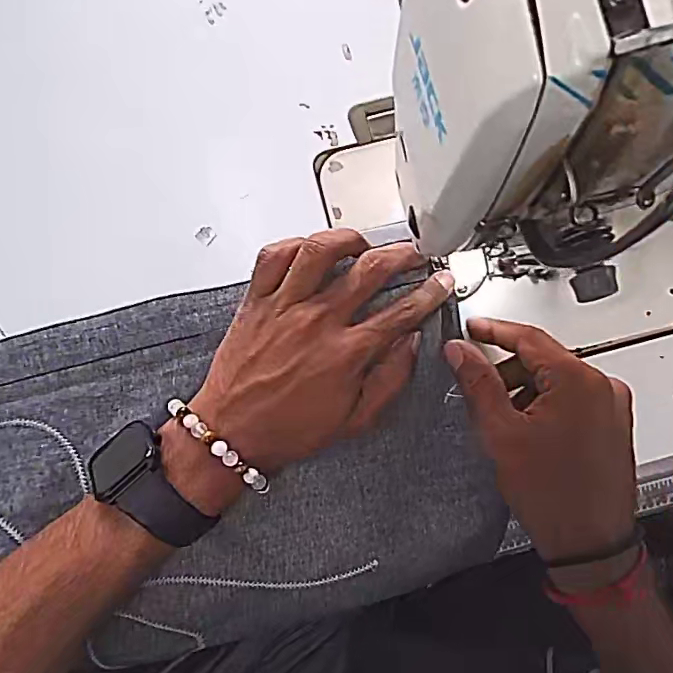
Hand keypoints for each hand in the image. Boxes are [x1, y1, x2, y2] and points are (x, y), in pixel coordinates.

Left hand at [164, 229, 453, 513]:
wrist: (234, 433)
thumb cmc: (287, 430)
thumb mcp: (355, 420)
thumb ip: (391, 380)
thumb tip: (411, 346)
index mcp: (346, 353)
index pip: (402, 311)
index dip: (430, 292)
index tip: (438, 283)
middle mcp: (317, 323)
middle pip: (371, 269)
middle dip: (403, 255)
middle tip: (412, 254)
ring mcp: (284, 308)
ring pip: (321, 250)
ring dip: (350, 239)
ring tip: (363, 244)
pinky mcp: (256, 303)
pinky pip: (273, 257)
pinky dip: (294, 244)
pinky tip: (309, 250)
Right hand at [444, 317, 636, 563]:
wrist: (589, 540)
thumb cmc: (556, 496)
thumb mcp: (501, 433)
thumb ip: (479, 384)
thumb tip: (462, 352)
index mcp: (578, 380)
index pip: (529, 337)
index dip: (494, 330)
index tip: (475, 328)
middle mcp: (602, 387)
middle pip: (544, 358)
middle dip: (508, 371)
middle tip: (480, 389)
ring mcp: (612, 406)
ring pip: (558, 380)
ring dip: (527, 391)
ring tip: (505, 424)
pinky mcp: (613, 424)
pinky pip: (573, 399)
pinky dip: (547, 405)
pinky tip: (528, 433)